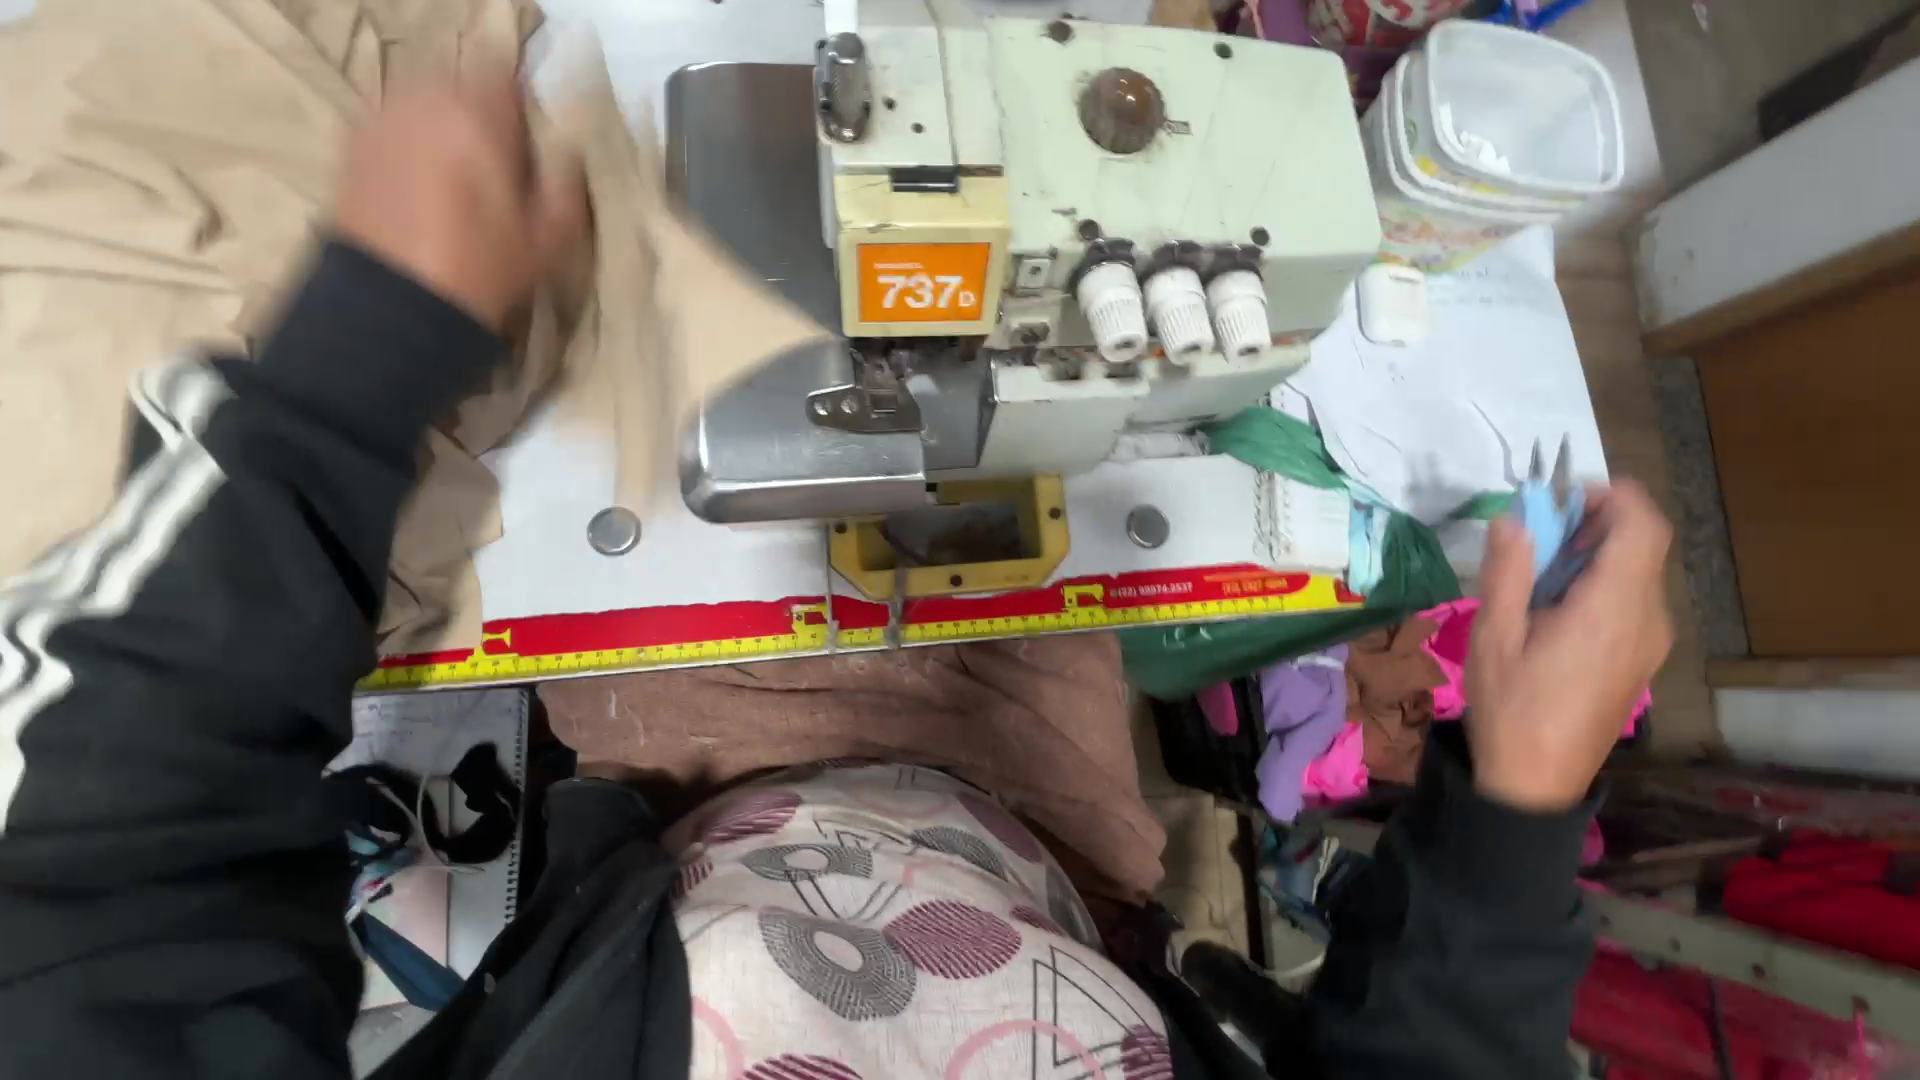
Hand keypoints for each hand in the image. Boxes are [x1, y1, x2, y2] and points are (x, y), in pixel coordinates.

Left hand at [333, 64, 586, 331]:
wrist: (396, 303)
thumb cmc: (483, 270)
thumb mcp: (549, 239)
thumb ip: (566, 185)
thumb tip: (569, 151)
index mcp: (477, 115)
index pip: (503, 69)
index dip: (523, 96)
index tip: (536, 130)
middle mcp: (423, 99)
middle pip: (463, 81)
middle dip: (485, 110)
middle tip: (505, 158)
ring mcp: (382, 116)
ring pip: (428, 100)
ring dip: (450, 124)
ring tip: (466, 173)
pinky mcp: (354, 141)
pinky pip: (398, 123)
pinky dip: (418, 140)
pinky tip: (430, 183)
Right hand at [1466, 480, 1674, 812]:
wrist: (1538, 777)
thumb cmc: (1510, 704)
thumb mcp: (1494, 636)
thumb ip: (1508, 573)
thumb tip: (1513, 517)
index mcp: (1612, 608)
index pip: (1642, 526)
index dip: (1611, 495)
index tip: (1558, 493)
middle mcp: (1646, 617)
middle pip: (1642, 544)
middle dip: (1592, 520)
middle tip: (1533, 528)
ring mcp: (1649, 638)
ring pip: (1635, 570)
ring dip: (1591, 550)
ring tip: (1532, 565)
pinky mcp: (1639, 654)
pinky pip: (1629, 597)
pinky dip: (1596, 579)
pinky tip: (1549, 601)